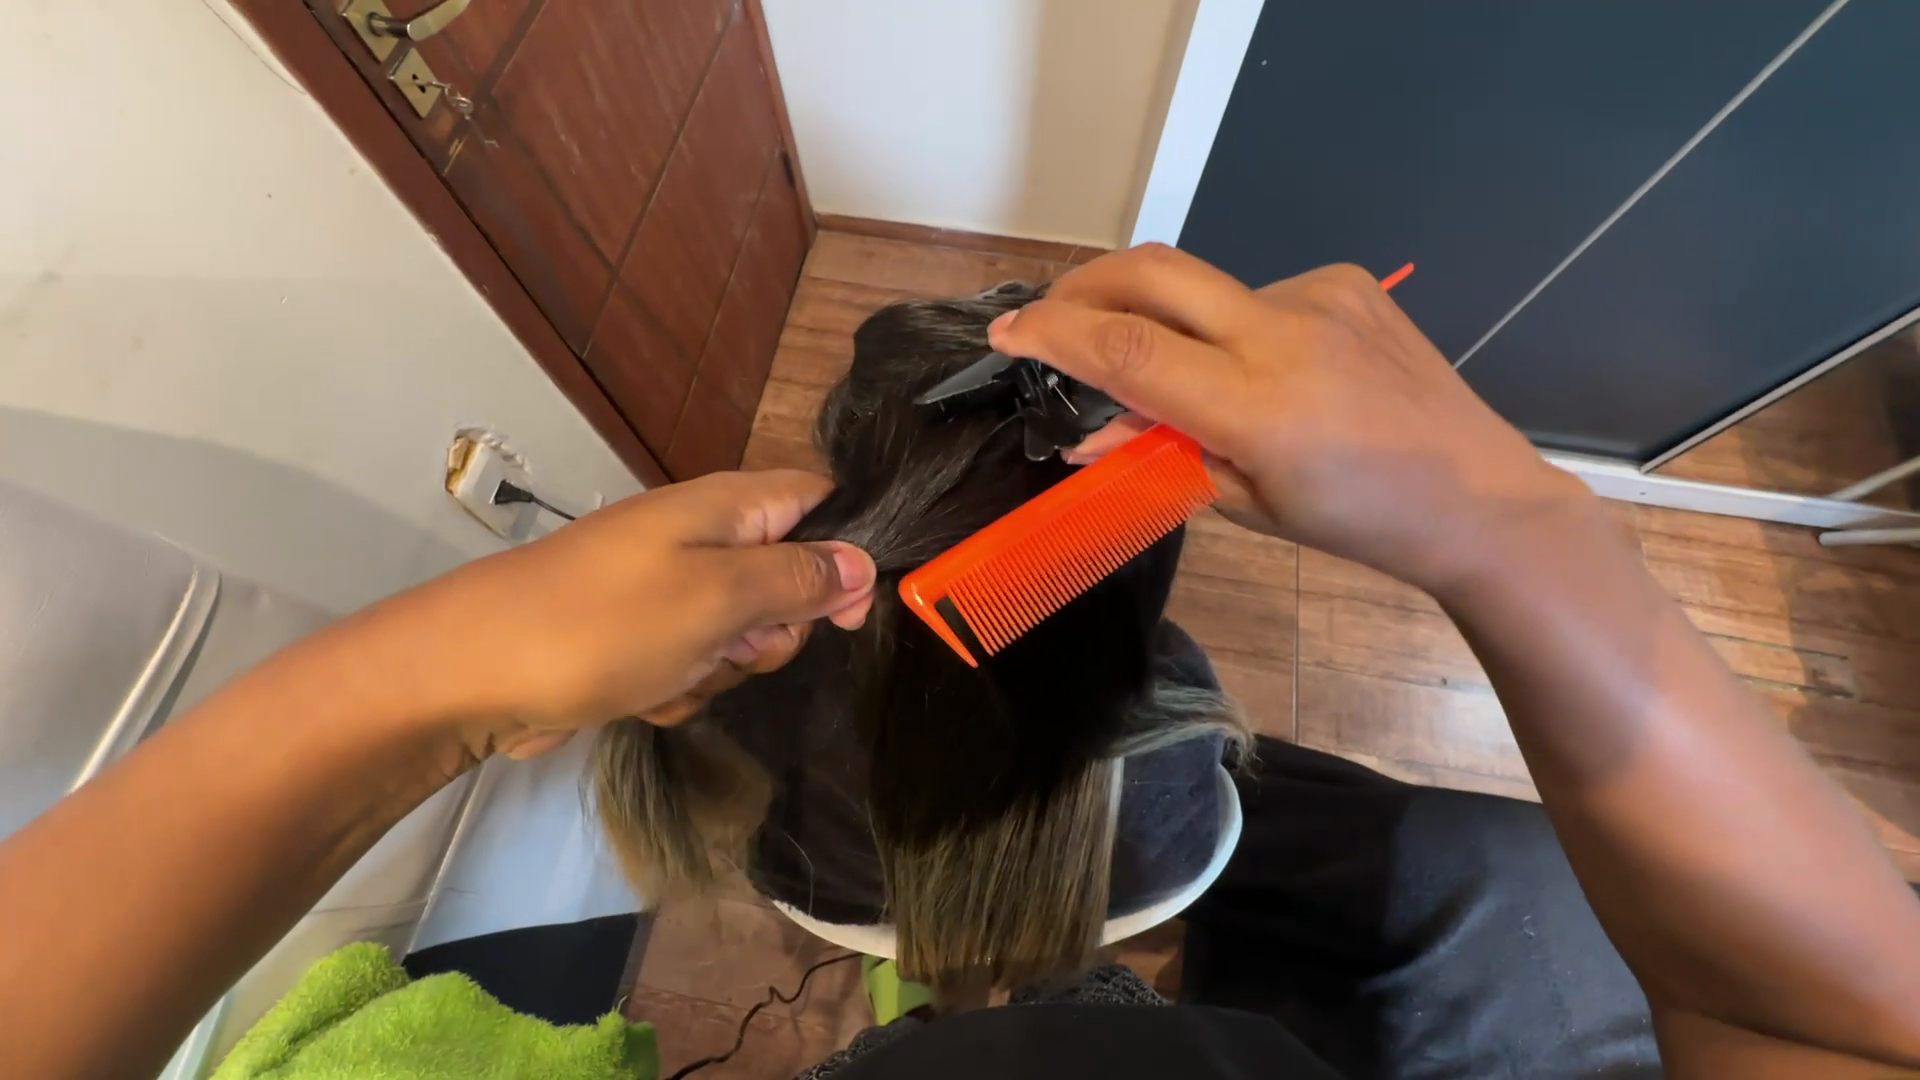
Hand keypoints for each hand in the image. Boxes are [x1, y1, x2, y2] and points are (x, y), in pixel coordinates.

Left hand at [377, 469, 875, 759]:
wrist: (467, 676)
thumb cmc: (604, 624)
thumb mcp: (719, 597)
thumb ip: (800, 577)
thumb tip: (864, 563)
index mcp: (729, 507)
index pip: (821, 501)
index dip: (847, 551)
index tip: (848, 611)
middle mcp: (707, 539)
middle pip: (791, 578)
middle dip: (775, 627)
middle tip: (736, 642)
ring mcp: (674, 589)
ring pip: (748, 631)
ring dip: (725, 663)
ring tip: (674, 669)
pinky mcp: (648, 635)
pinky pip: (702, 660)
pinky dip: (684, 683)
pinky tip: (644, 689)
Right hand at [990, 244, 1590, 595]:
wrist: (1478, 498)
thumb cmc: (1354, 522)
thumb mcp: (1242, 501)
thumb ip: (1160, 454)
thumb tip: (1088, 438)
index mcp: (1257, 404)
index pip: (1128, 349)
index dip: (1055, 333)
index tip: (1006, 333)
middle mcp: (1284, 329)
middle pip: (1151, 271)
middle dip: (1080, 286)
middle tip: (1046, 317)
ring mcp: (1319, 294)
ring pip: (1197, 288)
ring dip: (1157, 321)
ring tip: (1177, 379)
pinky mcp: (1343, 281)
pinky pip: (1248, 296)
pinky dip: (1220, 330)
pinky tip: (1254, 370)